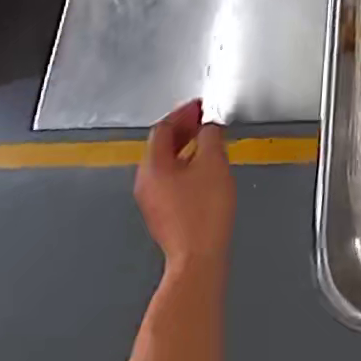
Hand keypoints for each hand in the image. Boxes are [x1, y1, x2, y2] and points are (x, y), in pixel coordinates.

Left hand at [134, 99, 234, 271]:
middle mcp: (146, 181)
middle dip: (183, 128)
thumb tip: (208, 127)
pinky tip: (204, 165)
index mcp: (153, 166)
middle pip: (161, 145)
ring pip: (166, 162)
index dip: (182, 113)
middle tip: (204, 117)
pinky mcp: (163, 211)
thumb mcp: (214, 163)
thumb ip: (210, 137)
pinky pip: (171, 177)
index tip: (200, 105)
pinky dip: (185, 162)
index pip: (163, 129)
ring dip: (185, 145)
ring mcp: (152, 199)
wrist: (198, 255)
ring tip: (207, 137)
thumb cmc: (205, 208)